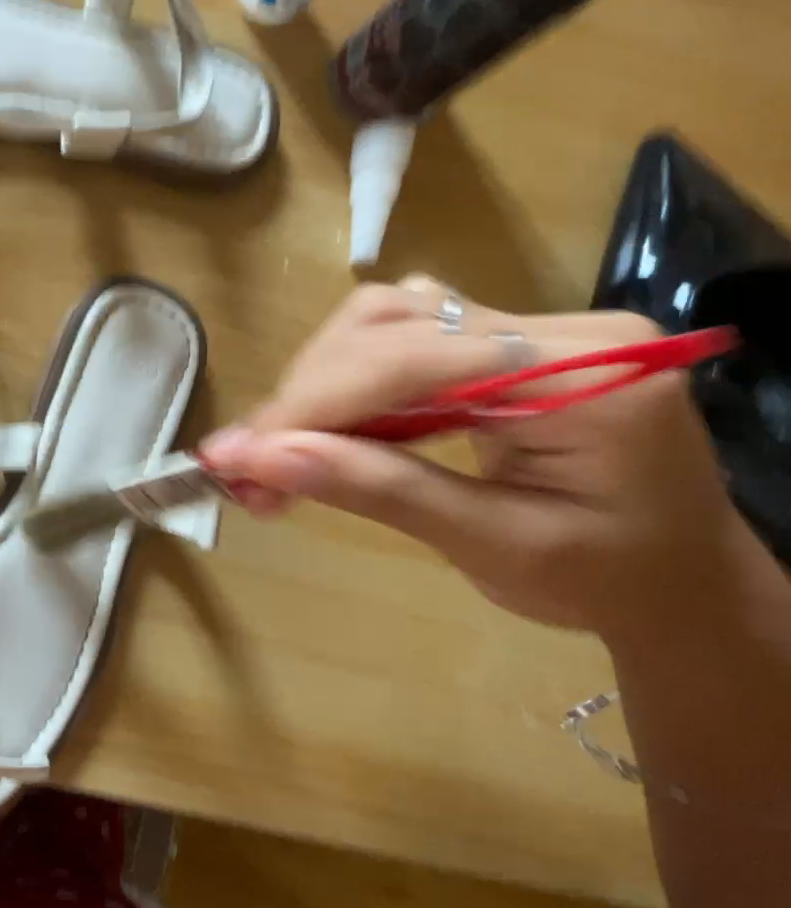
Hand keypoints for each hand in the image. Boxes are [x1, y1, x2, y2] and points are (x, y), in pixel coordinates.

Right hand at [201, 277, 752, 634]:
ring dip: (315, 388)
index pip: (414, 358)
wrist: (678, 585)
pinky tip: (326, 434)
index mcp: (584, 377)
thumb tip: (256, 460)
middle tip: (246, 472)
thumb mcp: (488, 544)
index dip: (310, 404)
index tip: (228, 457)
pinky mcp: (505, 348)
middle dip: (303, 400)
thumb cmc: (602, 580)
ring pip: (384, 322)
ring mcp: (533, 332)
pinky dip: (344, 388)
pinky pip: (401, 342)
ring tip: (280, 458)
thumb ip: (376, 490)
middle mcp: (562, 331)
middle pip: (389, 325)